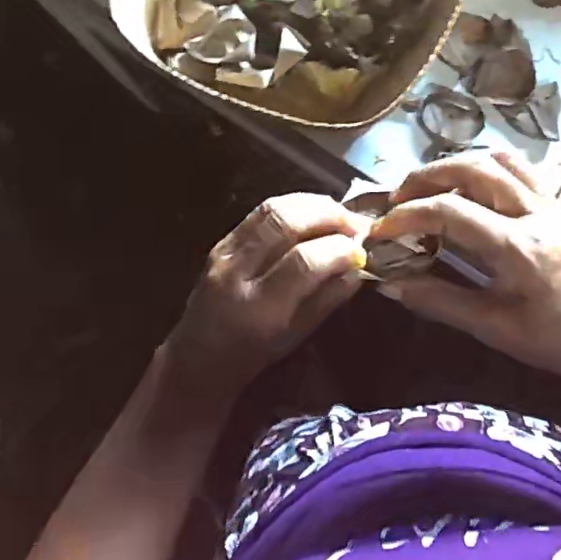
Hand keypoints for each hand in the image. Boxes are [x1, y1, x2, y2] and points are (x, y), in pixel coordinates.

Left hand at [162, 193, 369, 402]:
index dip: (339, 249)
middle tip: (355, 223)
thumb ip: (326, 299)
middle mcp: (237, 272)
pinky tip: (311, 212)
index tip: (362, 250)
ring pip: (269, 210)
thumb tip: (359, 267)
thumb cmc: (252, 354)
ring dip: (310, 204)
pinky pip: (257, 214)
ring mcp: (224, 253)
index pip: (304, 262)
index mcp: (259, 307)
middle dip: (327, 216)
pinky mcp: (219, 242)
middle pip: (284, 224)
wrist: (198, 353)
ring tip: (338, 213)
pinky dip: (289, 206)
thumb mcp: (295, 336)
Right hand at [373, 151, 560, 398]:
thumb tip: (388, 283)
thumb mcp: (492, 328)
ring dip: (453, 165)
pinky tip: (465, 186)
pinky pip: (519, 170)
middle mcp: (538, 216)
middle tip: (396, 198)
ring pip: (497, 161)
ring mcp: (554, 207)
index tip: (380, 230)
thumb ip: (437, 300)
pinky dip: (484, 168)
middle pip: (472, 170)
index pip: (450, 211)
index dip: (406, 216)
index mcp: (520, 248)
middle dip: (424, 177)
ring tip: (425, 186)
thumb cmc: (558, 342)